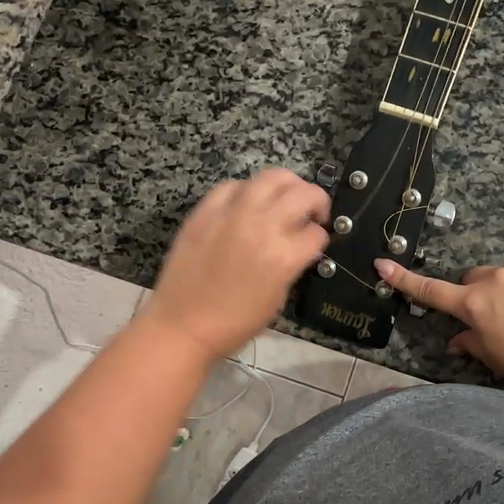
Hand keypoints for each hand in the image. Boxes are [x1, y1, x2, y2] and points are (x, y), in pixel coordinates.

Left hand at [147, 169, 330, 363]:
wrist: (183, 326)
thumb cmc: (235, 323)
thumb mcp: (278, 299)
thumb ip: (292, 265)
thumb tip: (299, 247)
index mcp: (284, 257)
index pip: (316, 233)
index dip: (321, 237)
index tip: (315, 242)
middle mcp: (262, 227)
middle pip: (304, 194)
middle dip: (317, 201)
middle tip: (312, 212)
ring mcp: (232, 215)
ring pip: (271, 177)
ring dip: (288, 185)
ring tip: (285, 198)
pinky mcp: (206, 212)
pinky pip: (232, 186)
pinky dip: (247, 190)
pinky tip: (247, 203)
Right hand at [374, 256, 503, 394]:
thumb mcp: (498, 360)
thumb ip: (472, 343)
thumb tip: (456, 339)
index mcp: (476, 304)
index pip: (433, 291)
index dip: (405, 279)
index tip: (382, 263)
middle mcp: (497, 278)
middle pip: (475, 278)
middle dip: (481, 293)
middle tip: (501, 318)